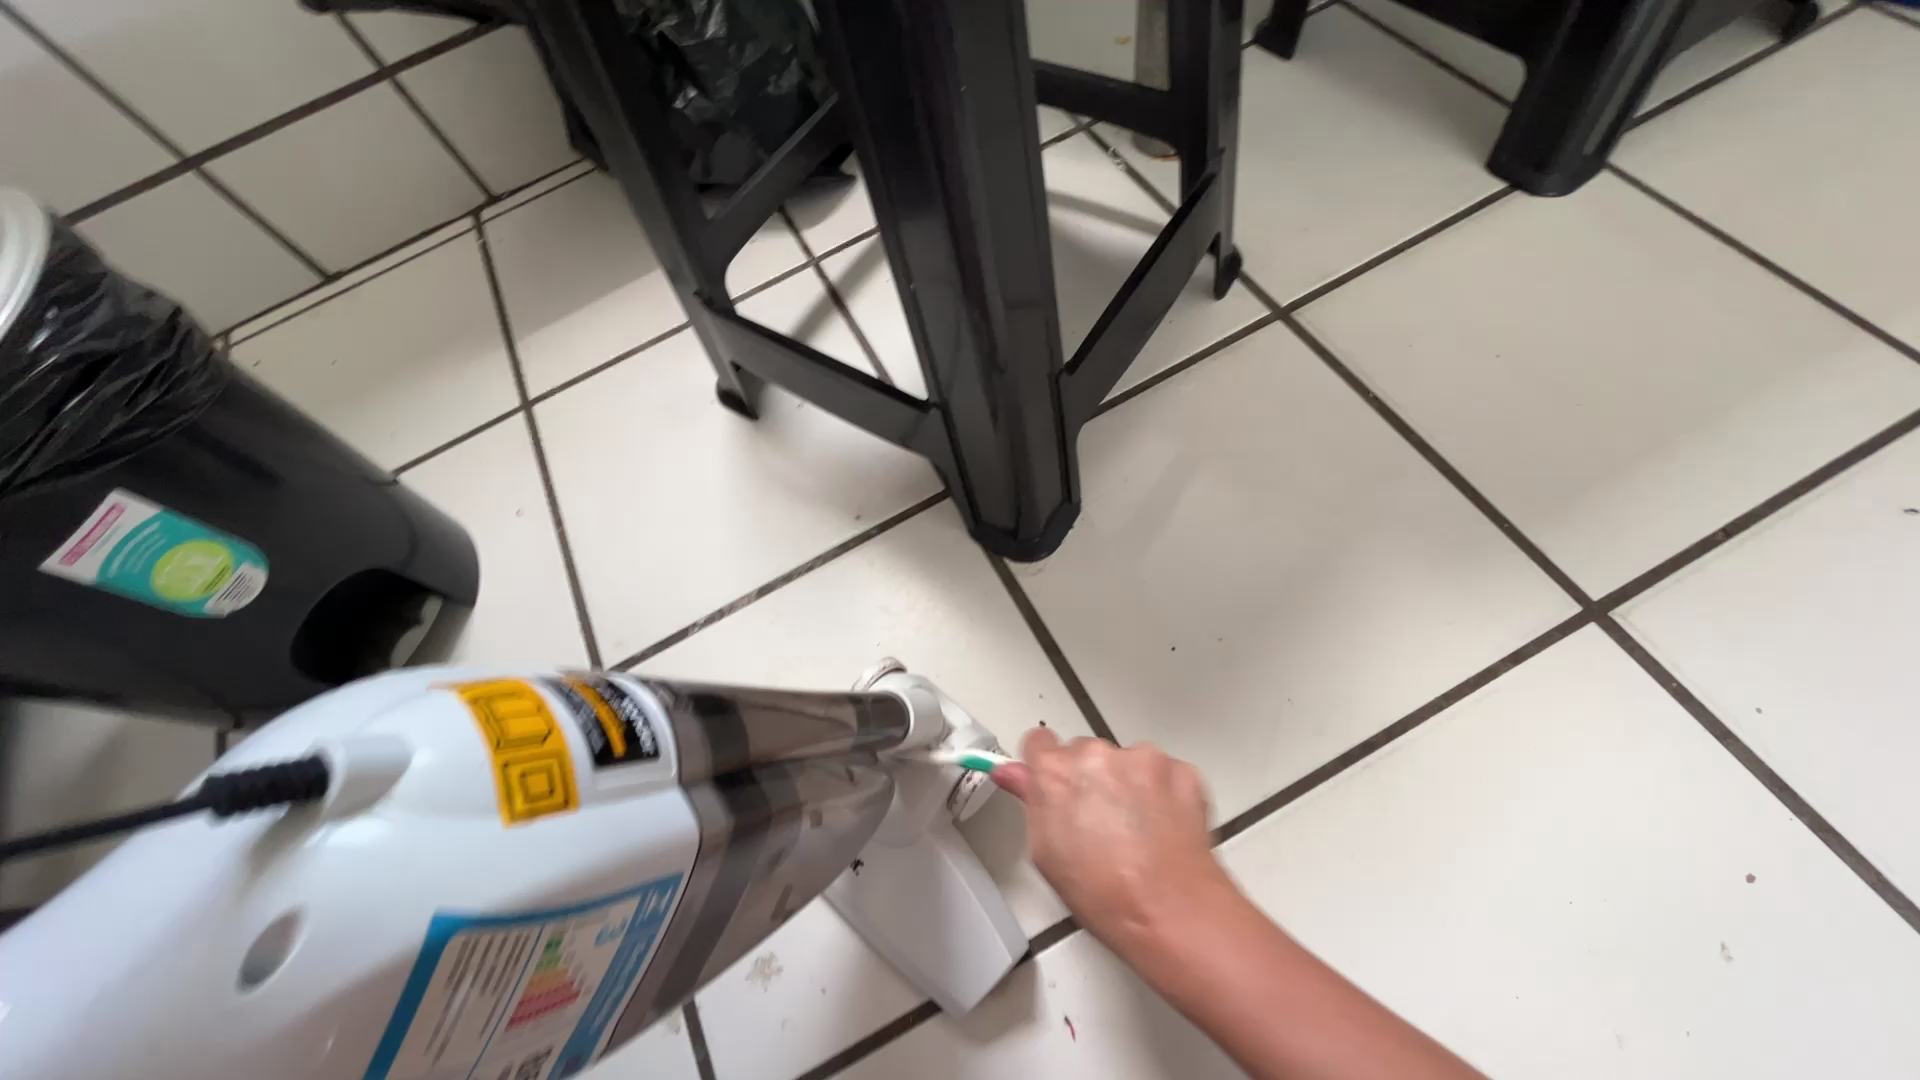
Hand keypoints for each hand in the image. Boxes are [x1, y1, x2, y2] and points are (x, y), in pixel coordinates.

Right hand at [991, 729, 1233, 957]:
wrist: (1170, 910)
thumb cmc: (1105, 893)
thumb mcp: (1046, 852)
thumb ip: (1030, 800)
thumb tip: (1013, 774)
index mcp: (1055, 772)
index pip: (1039, 741)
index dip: (1045, 765)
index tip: (1054, 783)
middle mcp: (1096, 754)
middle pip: (1084, 751)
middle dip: (1089, 777)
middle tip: (1098, 820)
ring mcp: (1142, 758)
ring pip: (1126, 760)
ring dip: (1127, 782)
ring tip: (1135, 830)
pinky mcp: (1179, 769)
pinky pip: (1162, 771)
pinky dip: (1161, 791)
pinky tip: (1161, 827)